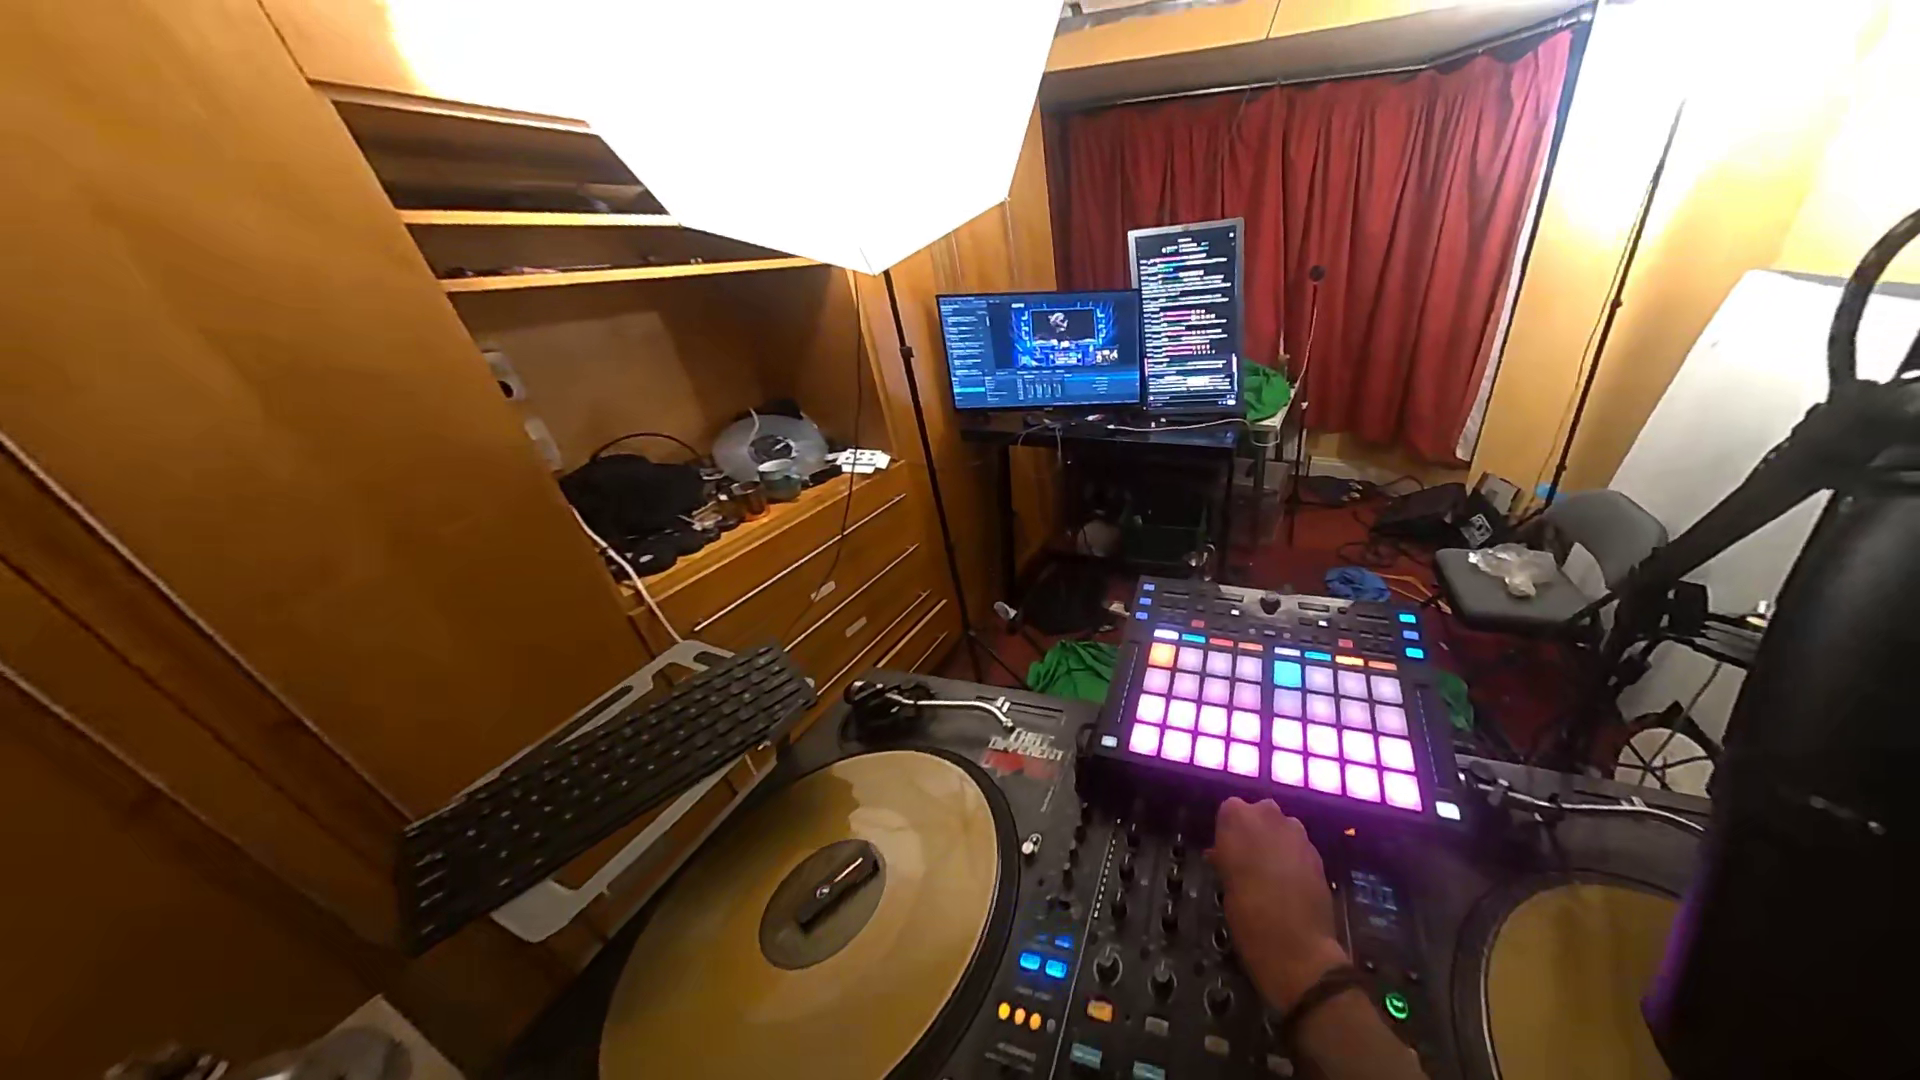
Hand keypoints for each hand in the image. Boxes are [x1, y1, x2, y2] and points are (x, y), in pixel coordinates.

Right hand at [1207, 797, 1349, 1010]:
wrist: (1296, 946)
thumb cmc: (1246, 910)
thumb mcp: (1224, 880)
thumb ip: (1225, 857)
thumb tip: (1223, 854)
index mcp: (1237, 816)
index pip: (1230, 809)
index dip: (1229, 831)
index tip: (1226, 851)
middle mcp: (1268, 815)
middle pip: (1260, 814)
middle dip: (1255, 831)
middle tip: (1248, 859)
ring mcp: (1297, 833)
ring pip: (1282, 829)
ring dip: (1276, 842)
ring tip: (1271, 872)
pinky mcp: (1318, 854)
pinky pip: (1299, 848)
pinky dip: (1293, 859)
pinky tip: (1290, 883)